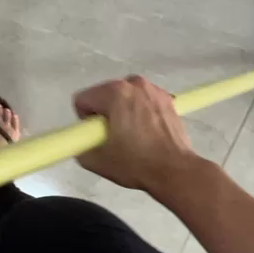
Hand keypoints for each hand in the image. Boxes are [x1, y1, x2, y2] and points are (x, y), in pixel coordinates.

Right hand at [72, 75, 204, 196]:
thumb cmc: (134, 163)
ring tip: (132, 136)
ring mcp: (153, 89)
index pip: (83, 99)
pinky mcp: (167, 98)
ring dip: (122, 111)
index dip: (86, 120)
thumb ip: (79, 144)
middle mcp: (133, 83)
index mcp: (114, 92)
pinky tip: (146, 131)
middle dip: (105, 113)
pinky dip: (140, 112)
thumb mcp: (95, 160)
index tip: (97, 136)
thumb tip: (82, 139)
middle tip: (114, 138)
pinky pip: (142, 101)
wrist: (174, 170)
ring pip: (124, 97)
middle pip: (104, 95)